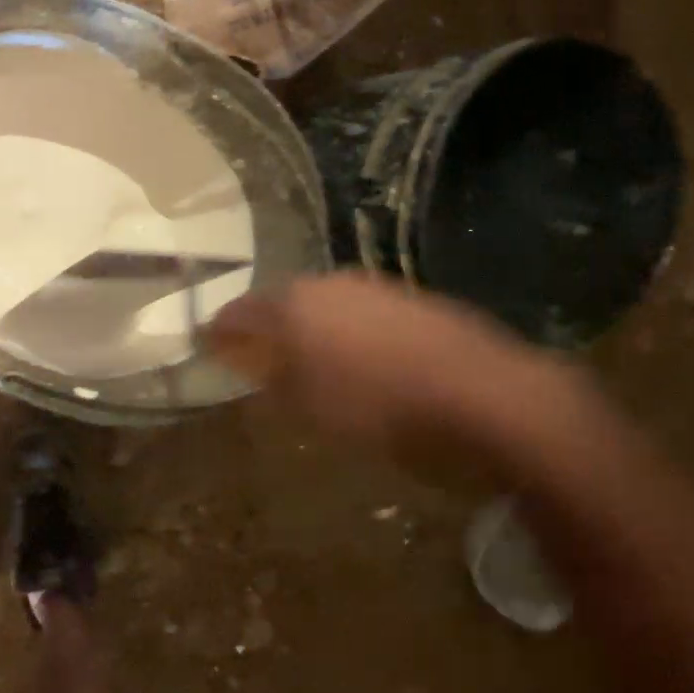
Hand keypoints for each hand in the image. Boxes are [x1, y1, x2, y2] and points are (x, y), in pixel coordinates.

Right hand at [205, 272, 575, 461]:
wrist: (487, 396)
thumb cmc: (381, 408)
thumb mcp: (310, 409)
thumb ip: (272, 381)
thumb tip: (252, 364)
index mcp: (291, 305)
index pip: (236, 313)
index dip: (219, 332)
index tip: (206, 345)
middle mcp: (327, 284)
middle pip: (280, 301)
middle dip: (264, 326)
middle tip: (255, 352)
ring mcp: (373, 286)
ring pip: (324, 304)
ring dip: (309, 326)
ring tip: (308, 357)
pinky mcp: (413, 299)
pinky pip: (361, 312)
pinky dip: (347, 331)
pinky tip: (361, 358)